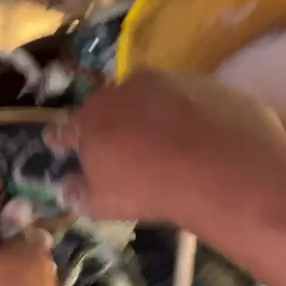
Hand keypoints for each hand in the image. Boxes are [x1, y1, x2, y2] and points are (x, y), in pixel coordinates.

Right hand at [50, 70, 285, 224]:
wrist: (225, 171)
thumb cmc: (149, 189)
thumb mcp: (101, 204)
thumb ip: (78, 192)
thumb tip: (69, 186)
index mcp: (91, 118)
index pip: (65, 128)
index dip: (62, 140)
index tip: (60, 146)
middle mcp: (126, 89)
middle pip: (111, 107)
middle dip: (111, 124)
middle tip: (122, 150)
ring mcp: (171, 81)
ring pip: (152, 98)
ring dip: (151, 116)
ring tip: (165, 144)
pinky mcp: (210, 84)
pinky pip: (189, 101)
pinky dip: (188, 115)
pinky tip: (198, 140)